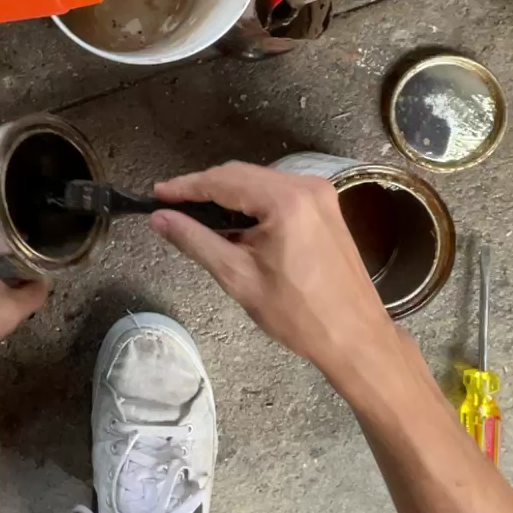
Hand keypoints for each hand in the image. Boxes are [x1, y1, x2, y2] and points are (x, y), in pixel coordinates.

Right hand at [150, 162, 397, 380]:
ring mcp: (319, 194)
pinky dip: (249, 201)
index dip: (185, 186)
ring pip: (257, 181)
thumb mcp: (237, 277)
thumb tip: (158, 218)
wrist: (356, 338)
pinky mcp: (325, 206)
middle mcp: (305, 186)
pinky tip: (231, 221)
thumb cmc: (297, 313)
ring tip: (194, 214)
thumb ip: (194, 240)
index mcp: (285, 201)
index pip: (222, 181)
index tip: (156, 195)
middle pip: (240, 174)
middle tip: (170, 206)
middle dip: (203, 188)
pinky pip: (276, 191)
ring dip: (225, 194)